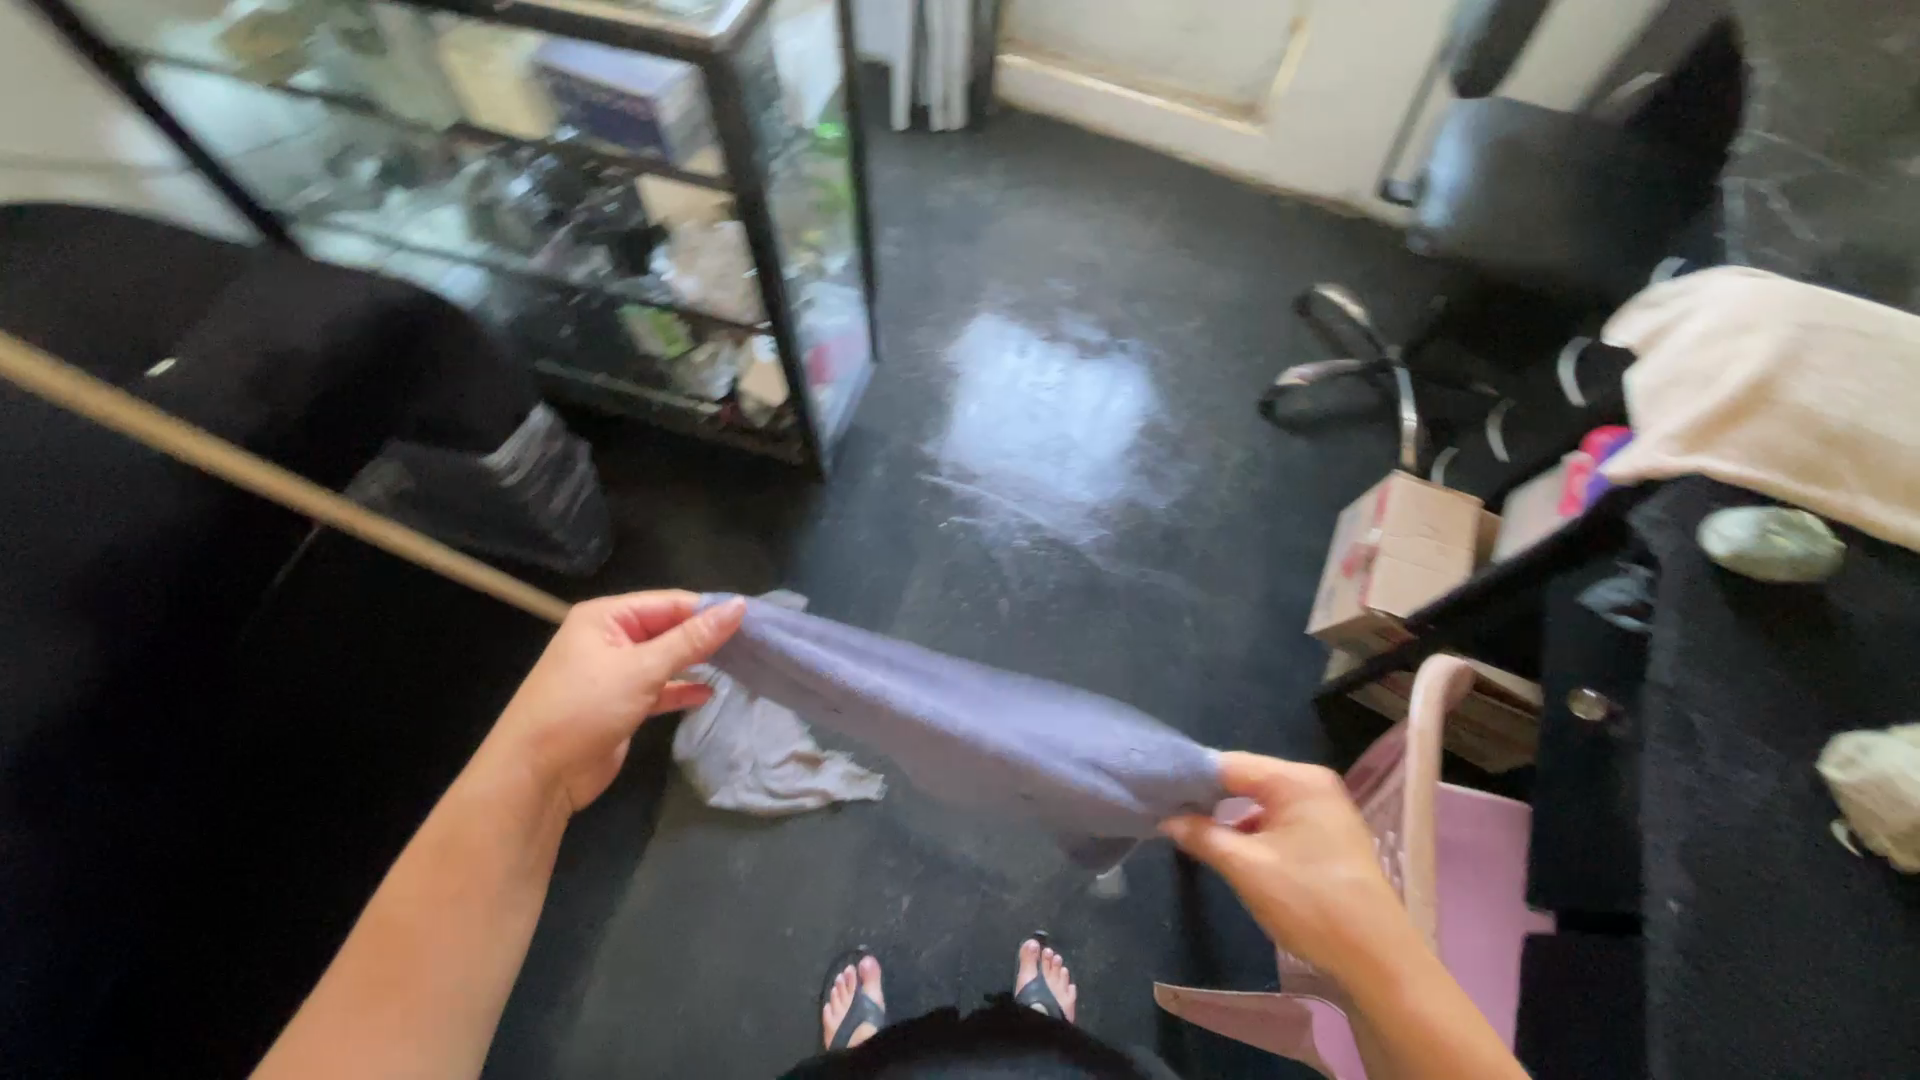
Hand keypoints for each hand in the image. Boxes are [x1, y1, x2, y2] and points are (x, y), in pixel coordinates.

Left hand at [487, 591, 745, 812]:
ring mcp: (615, 672)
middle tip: (754, 642)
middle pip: (669, 628)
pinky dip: (682, 689)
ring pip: (667, 659)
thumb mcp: (642, 669)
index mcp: (606, 617)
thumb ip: (692, 639)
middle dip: (707, 636)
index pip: (670, 602)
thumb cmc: (584, 708)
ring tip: (741, 664)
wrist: (536, 775)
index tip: (754, 618)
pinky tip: (710, 693)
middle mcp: (610, 638)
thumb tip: (738, 608)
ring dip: (697, 662)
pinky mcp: (622, 703)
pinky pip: (660, 688)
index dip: (710, 609)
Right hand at [1160, 752, 1410, 984]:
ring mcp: (1324, 809)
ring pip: (1260, 802)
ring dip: (1229, 817)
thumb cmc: (1310, 903)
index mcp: (1296, 780)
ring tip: (1191, 831)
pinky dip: (1252, 830)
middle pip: (1244, 779)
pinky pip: (1278, 819)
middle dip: (1207, 797)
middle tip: (1167, 813)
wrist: (1378, 960)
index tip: (1154, 793)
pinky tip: (1230, 849)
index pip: (1227, 764)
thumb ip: (1202, 835)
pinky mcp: (1328, 835)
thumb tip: (1167, 819)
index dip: (1189, 778)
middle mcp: (1313, 784)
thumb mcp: (1245, 868)